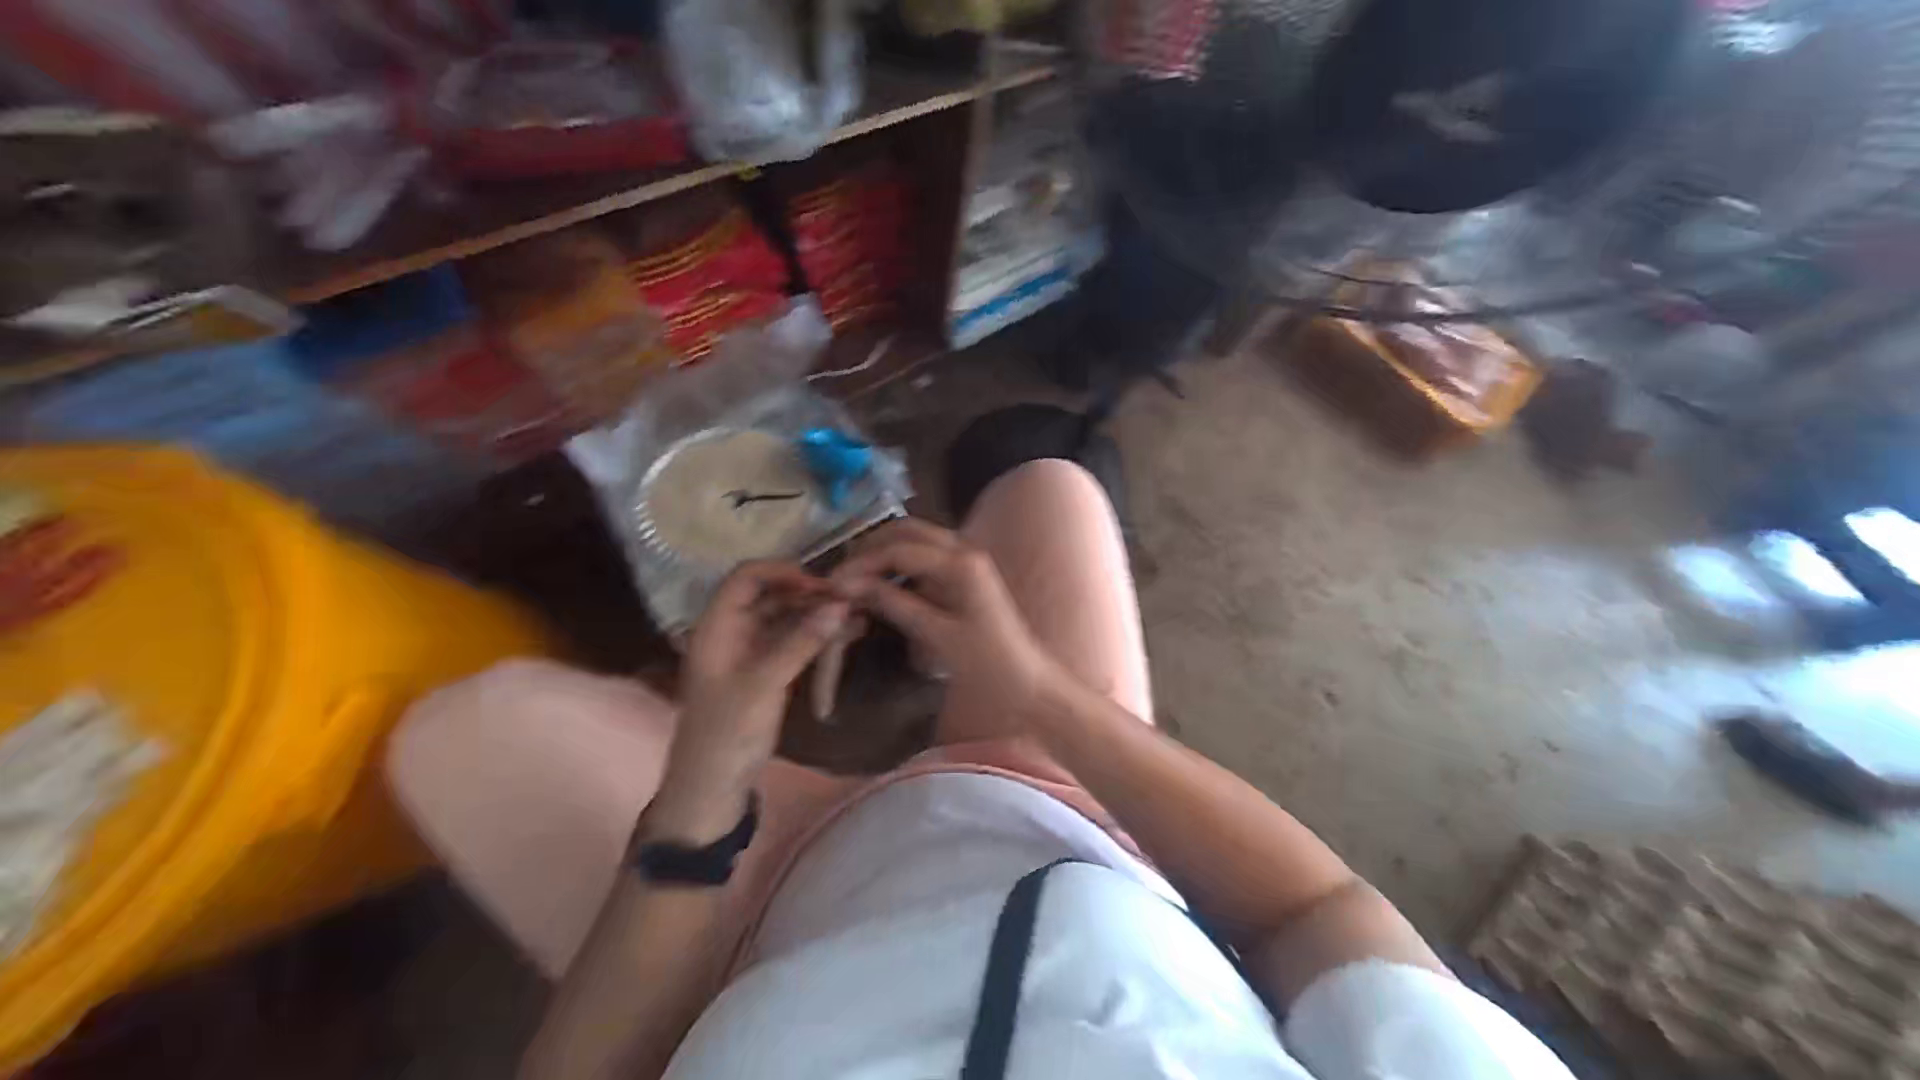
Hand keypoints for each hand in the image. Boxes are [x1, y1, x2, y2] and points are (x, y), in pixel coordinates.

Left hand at [648, 561, 848, 838]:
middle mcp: (731, 631)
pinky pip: (790, 641)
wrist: (711, 788)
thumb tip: (839, 604)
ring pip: (783, 617)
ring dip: (814, 614)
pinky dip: (814, 636)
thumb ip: (801, 641)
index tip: (822, 585)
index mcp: (716, 627)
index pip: (746, 577)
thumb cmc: (727, 733)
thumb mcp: (764, 684)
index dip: (783, 572)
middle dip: (806, 593)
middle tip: (847, 600)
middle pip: (769, 595)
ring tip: (852, 615)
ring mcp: (748, 651)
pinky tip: (843, 635)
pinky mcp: (764, 670)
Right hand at [831, 519, 1073, 737]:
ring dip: (882, 553)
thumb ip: (897, 605)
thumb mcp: (938, 637)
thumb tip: (852, 587)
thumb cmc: (988, 666)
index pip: (899, 549)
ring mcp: (966, 561)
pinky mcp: (963, 577)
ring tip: (854, 580)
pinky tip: (880, 586)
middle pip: (906, 531)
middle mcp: (965, 550)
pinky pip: (924, 559)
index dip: (862, 564)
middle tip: (841, 576)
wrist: (1030, 686)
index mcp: (961, 563)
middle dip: (870, 548)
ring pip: (914, 541)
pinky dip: (898, 565)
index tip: (833, 584)